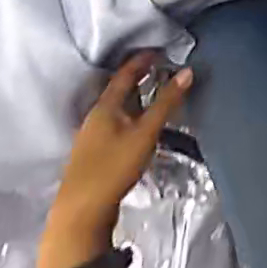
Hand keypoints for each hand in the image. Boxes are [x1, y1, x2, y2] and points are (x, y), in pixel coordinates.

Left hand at [41, 54, 192, 265]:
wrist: (79, 217)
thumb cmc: (113, 168)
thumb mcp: (145, 133)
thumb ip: (166, 103)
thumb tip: (187, 71)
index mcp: (104, 106)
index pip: (124, 74)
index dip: (141, 60)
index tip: (159, 49)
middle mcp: (94, 117)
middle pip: (117, 90)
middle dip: (138, 78)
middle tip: (160, 68)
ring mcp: (90, 137)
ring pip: (115, 108)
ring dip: (133, 98)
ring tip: (153, 94)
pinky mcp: (91, 156)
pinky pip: (113, 123)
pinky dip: (128, 116)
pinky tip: (137, 126)